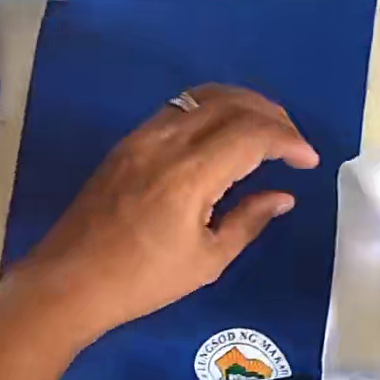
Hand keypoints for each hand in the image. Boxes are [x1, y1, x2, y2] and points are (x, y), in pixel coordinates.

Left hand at [3, 84, 318, 338]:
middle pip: (230, 102)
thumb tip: (282, 197)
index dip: (288, 141)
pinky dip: (211, 111)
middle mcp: (166, 142)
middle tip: (293, 141)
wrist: (71, 281)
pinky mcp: (127, 143)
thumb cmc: (143, 282)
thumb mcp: (207, 261)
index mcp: (190, 175)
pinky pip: (179, 109)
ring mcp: (142, 137)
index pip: (252, 134)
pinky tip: (222, 135)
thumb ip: (248, 221)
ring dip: (241, 105)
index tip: (308, 161)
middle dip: (271, 115)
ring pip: (202, 97)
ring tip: (264, 130)